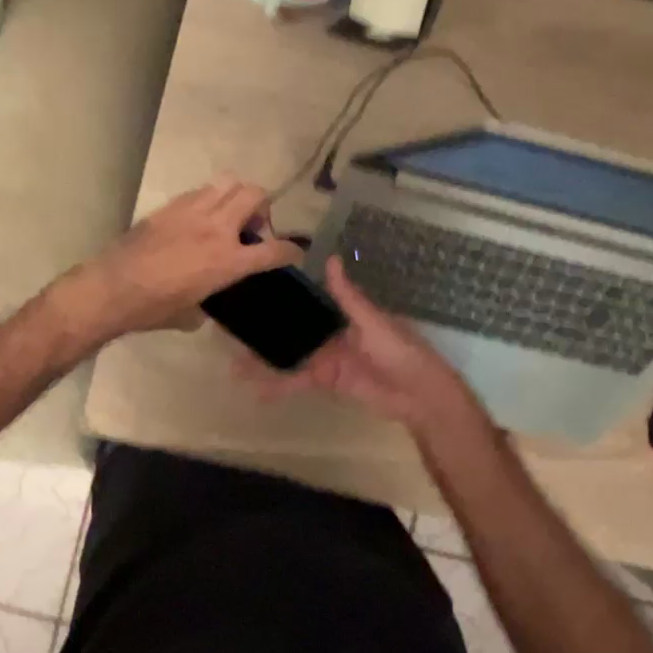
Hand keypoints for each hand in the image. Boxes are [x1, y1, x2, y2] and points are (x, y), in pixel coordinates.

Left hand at [57, 179, 303, 338]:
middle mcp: (216, 229)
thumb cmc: (153, 308)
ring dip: (235, 196)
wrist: (113, 288)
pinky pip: (199, 191)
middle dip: (263, 208)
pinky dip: (207, 200)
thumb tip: (206, 301)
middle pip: (255, 195)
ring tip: (226, 215)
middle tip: (252, 227)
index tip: (293, 253)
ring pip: (228, 182)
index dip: (291, 251)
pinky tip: (196, 219)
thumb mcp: (191, 314)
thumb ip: (209, 301)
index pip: (274, 250)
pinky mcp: (169, 207)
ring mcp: (191, 211)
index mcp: (228, 261)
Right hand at [239, 255, 489, 433]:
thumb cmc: (400, 350)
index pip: (307, 303)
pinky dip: (280, 386)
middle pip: (293, 331)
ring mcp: (327, 360)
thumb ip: (346, 296)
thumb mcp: (371, 320)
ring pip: (290, 357)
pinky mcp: (327, 382)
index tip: (254, 292)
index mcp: (343, 315)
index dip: (283, 300)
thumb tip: (331, 258)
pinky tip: (258, 391)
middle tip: (233, 330)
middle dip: (266, 333)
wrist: (419, 394)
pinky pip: (299, 382)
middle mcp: (331, 334)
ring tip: (235, 366)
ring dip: (265, 362)